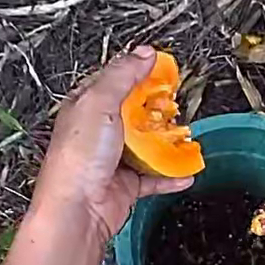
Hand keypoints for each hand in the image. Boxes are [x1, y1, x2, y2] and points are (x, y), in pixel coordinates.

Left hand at [33, 46, 193, 238]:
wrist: (77, 210)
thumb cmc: (78, 158)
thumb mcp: (99, 102)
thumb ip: (123, 75)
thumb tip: (144, 53)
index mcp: (86, 107)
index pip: (115, 82)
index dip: (138, 75)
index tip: (163, 71)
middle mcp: (99, 133)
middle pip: (135, 115)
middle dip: (158, 111)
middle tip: (177, 105)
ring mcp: (113, 160)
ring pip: (147, 147)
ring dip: (169, 144)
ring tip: (187, 137)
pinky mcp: (126, 185)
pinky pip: (154, 178)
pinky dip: (172, 175)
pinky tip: (186, 171)